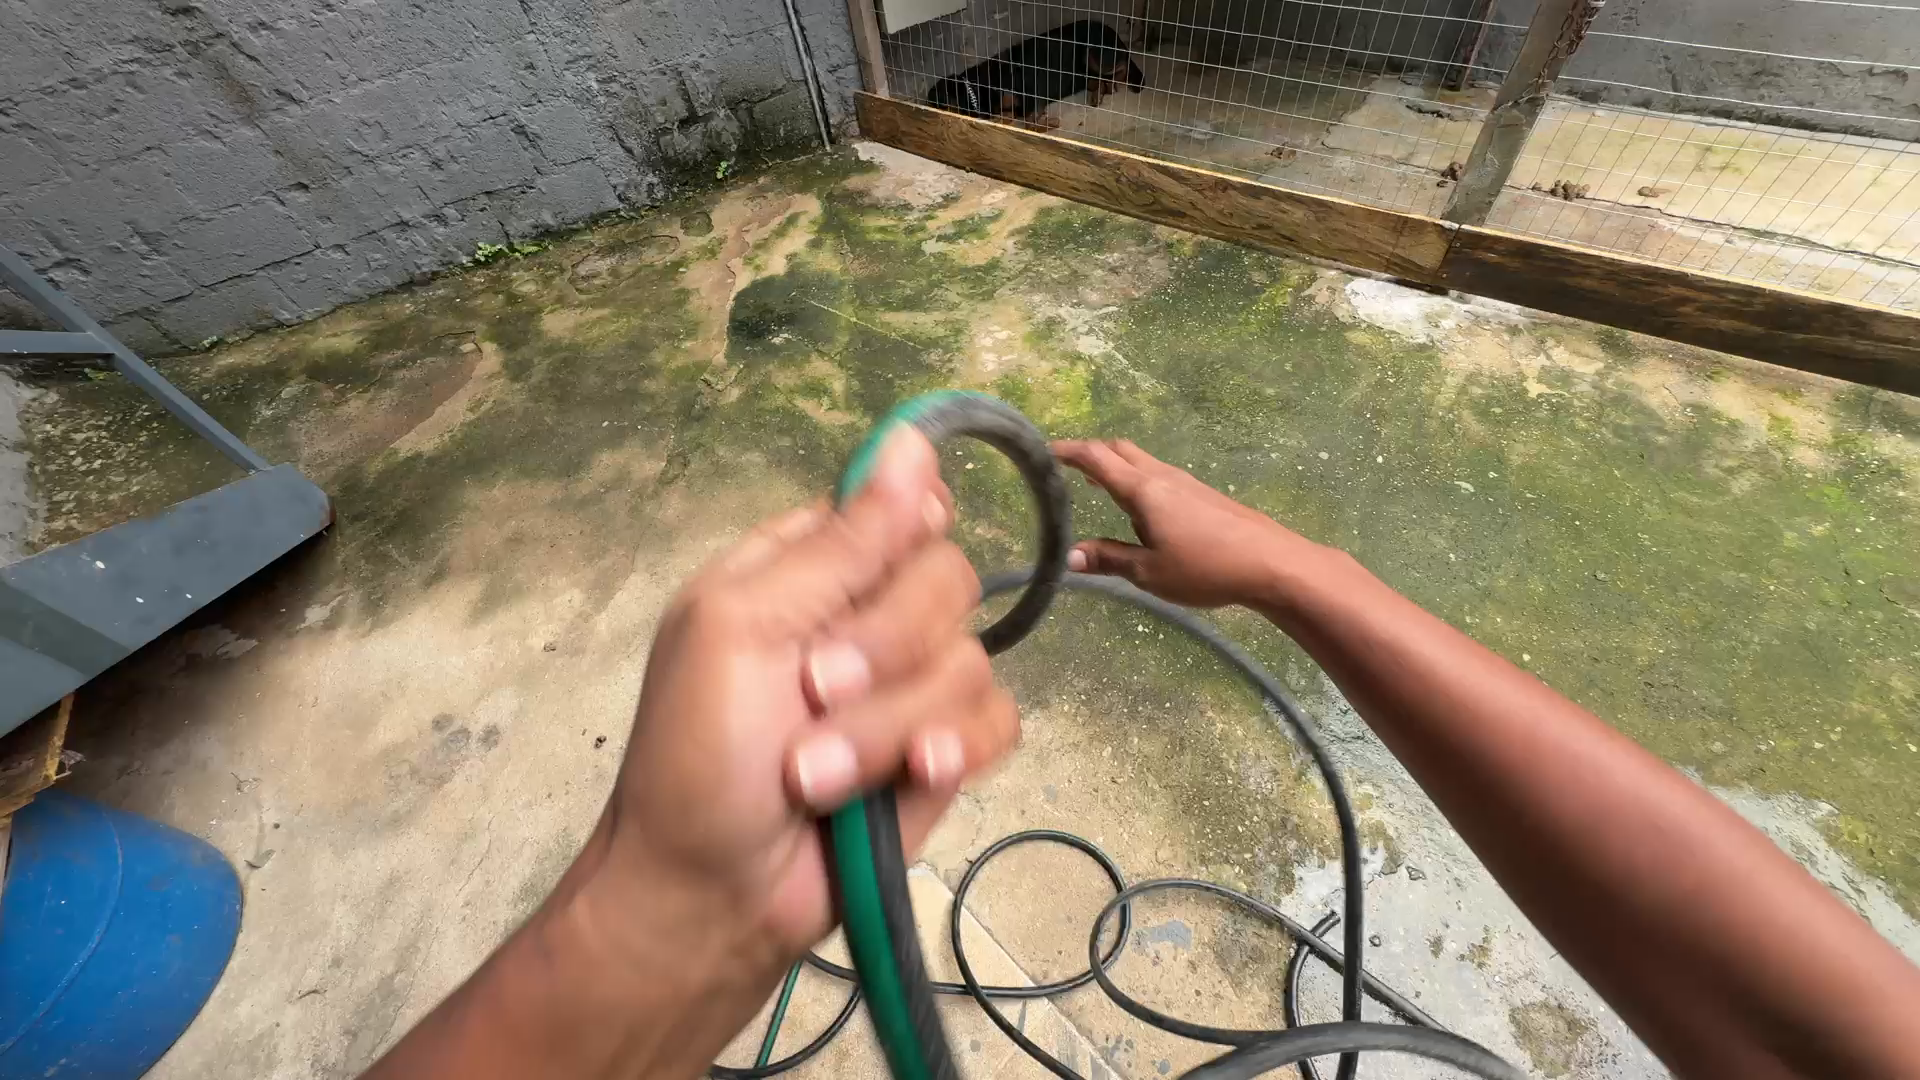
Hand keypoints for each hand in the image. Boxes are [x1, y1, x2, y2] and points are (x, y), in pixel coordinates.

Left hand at [574, 427, 1018, 977]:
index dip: (905, 531)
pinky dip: (954, 748)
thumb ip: (841, 543)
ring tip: (815, 775)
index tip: (884, 569)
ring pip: (970, 659)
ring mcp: (915, 682)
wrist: (712, 894)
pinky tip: (915, 775)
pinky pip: (996, 722)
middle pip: (948, 579)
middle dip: (884, 644)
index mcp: (818, 567)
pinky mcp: (947, 747)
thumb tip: (912, 439)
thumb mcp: (746, 625)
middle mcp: (874, 612)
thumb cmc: (699, 750)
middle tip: (813, 690)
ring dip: (888, 723)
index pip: (900, 508)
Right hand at [1054, 439, 1318, 608]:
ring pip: (1141, 461)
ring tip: (1097, 489)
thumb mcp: (1149, 572)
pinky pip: (1159, 475)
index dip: (1068, 451)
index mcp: (1143, 490)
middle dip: (1091, 453)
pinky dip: (1137, 480)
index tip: (1044, 450)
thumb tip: (1069, 558)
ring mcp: (1186, 482)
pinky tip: (1140, 511)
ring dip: (1116, 467)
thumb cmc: (1205, 567)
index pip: (1096, 458)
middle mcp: (1162, 477)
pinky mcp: (1203, 494)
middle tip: (1068, 469)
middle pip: (1120, 449)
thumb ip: (1108, 560)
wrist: (1273, 563)